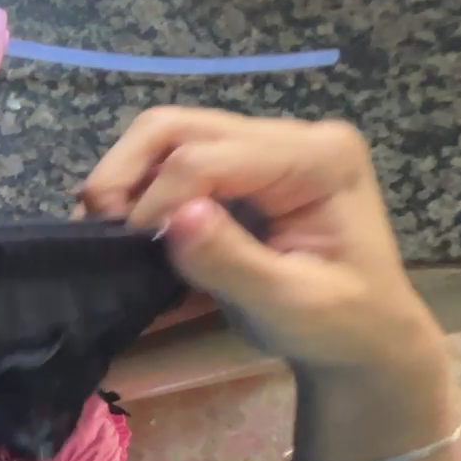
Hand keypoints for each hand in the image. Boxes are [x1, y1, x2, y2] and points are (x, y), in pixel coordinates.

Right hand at [79, 107, 445, 377]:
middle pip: (172, 128)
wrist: (360, 333)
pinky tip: (127, 230)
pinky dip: (130, 191)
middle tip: (100, 232)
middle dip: (119, 177)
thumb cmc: (335, 321)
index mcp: (316, 160)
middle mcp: (288, 138)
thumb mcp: (287, 302)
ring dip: (119, 183)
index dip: (154, 204)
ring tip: (109, 233)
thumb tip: (176, 218)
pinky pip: (163, 161)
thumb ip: (231, 260)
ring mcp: (259, 149)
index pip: (202, 158)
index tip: (141, 256)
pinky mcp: (234, 169)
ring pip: (159, 137)